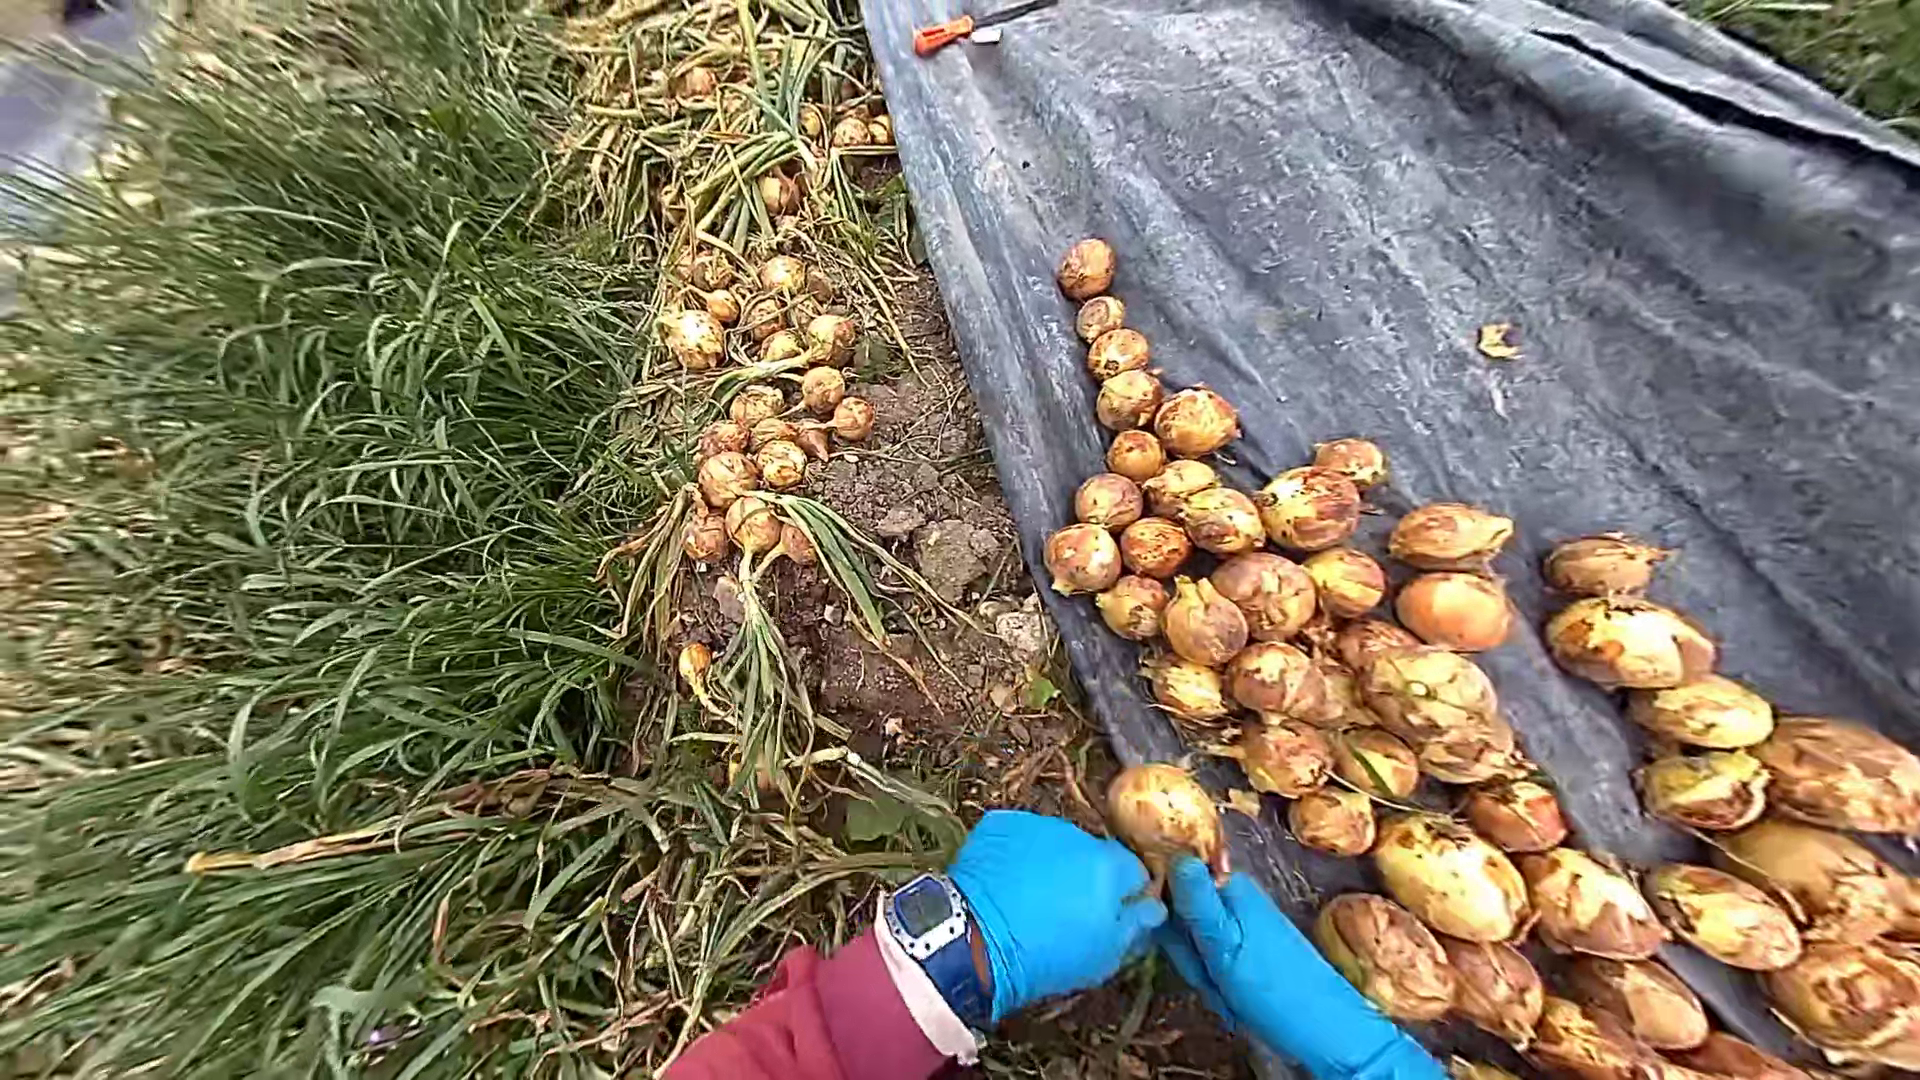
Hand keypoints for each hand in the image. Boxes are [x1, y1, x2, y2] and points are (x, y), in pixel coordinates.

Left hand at [948, 810, 1166, 1021]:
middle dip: (1086, 875)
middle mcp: (1074, 832)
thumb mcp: (1105, 955)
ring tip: (1033, 896)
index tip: (1114, 913)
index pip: (1133, 869)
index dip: (1127, 893)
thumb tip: (1152, 907)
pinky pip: (1018, 835)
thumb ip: (1135, 925)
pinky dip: (1017, 853)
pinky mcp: (1000, 822)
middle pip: (1091, 853)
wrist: (978, 934)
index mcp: (1106, 864)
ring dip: (1052, 862)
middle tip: (1069, 908)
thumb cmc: (1050, 953)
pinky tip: (1007, 879)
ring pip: (1054, 842)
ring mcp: (1034, 823)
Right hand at [1161, 857, 1446, 1079]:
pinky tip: (1229, 998)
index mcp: (1226, 883)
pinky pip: (1212, 950)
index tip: (1177, 945)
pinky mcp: (1247, 941)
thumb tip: (1175, 850)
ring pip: (1194, 934)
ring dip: (1200, 967)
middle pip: (1180, 908)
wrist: (1334, 1039)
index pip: (1169, 877)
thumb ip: (1196, 899)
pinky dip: (1214, 975)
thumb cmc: (1275, 991)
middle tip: (1206, 978)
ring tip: (1222, 994)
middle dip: (1185, 948)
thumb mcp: (1225, 945)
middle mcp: (1232, 891)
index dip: (1163, 911)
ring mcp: (1241, 917)